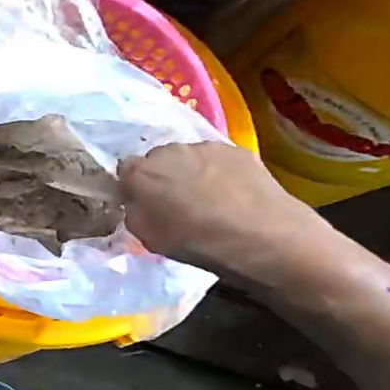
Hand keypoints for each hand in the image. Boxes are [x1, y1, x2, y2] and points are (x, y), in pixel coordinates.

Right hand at [117, 142, 337, 286]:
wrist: (264, 237)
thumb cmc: (197, 242)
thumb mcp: (148, 237)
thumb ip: (134, 211)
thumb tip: (137, 200)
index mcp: (141, 173)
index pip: (125, 169)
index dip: (133, 186)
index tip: (144, 202)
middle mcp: (168, 151)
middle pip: (157, 159)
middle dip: (161, 175)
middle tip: (175, 201)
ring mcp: (205, 147)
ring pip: (187, 156)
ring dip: (190, 171)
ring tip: (208, 197)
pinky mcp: (237, 149)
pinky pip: (216, 158)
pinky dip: (217, 171)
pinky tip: (231, 193)